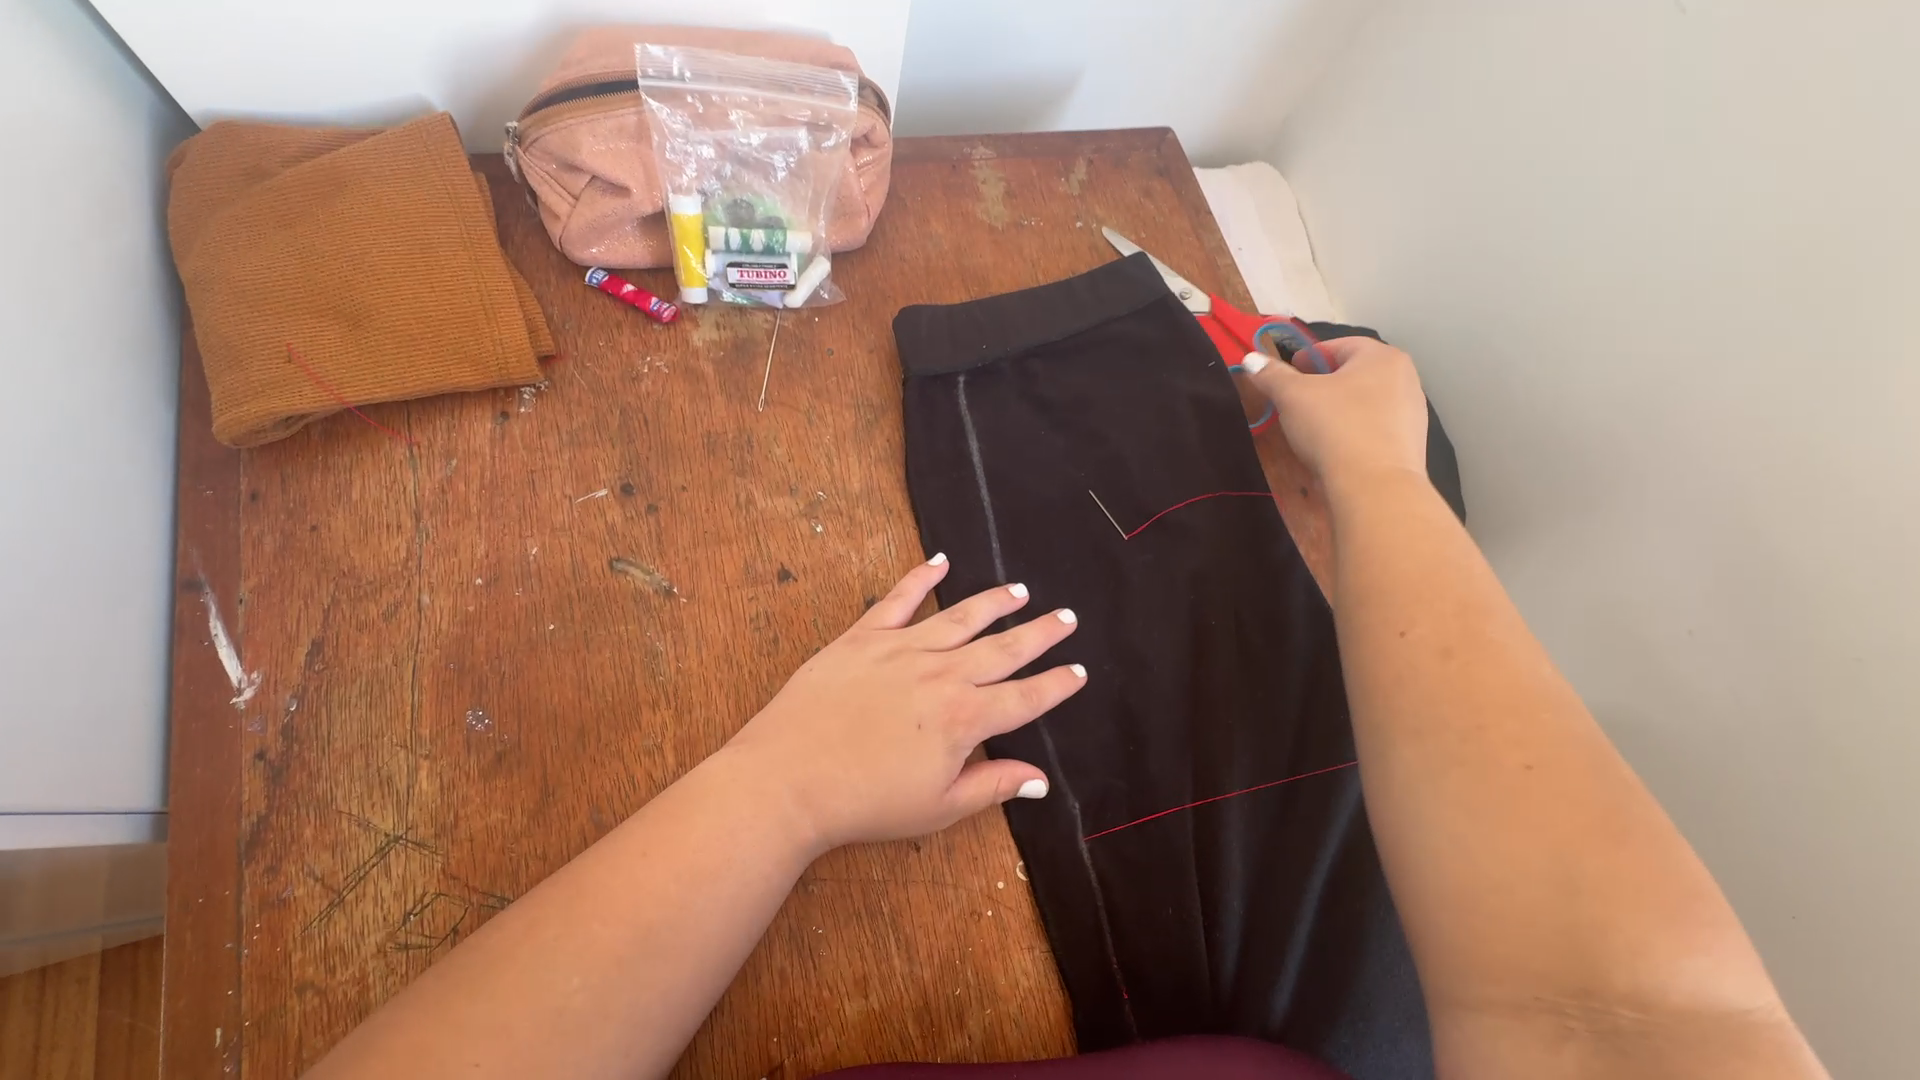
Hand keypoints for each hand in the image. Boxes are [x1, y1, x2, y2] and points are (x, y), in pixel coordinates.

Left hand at [720, 554, 1085, 851]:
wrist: (788, 778)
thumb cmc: (864, 802)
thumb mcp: (938, 807)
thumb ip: (993, 785)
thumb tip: (1040, 779)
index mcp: (965, 720)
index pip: (1025, 698)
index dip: (1056, 685)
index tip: (1078, 671)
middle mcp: (942, 675)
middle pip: (1003, 649)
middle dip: (1040, 633)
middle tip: (1066, 617)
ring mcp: (902, 650)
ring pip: (961, 617)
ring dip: (994, 603)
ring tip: (1019, 591)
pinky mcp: (864, 637)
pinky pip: (899, 599)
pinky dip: (921, 578)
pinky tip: (940, 561)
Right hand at [1242, 336, 1428, 487]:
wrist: (1374, 485)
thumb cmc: (1334, 427)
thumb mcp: (1292, 397)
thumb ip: (1272, 375)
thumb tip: (1251, 359)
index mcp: (1382, 357)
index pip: (1340, 346)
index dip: (1309, 356)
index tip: (1289, 372)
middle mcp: (1405, 378)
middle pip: (1355, 373)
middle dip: (1324, 382)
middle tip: (1297, 399)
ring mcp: (1412, 412)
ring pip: (1366, 401)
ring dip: (1340, 407)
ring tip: (1314, 426)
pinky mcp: (1410, 443)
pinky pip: (1375, 427)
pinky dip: (1354, 430)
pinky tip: (1336, 447)